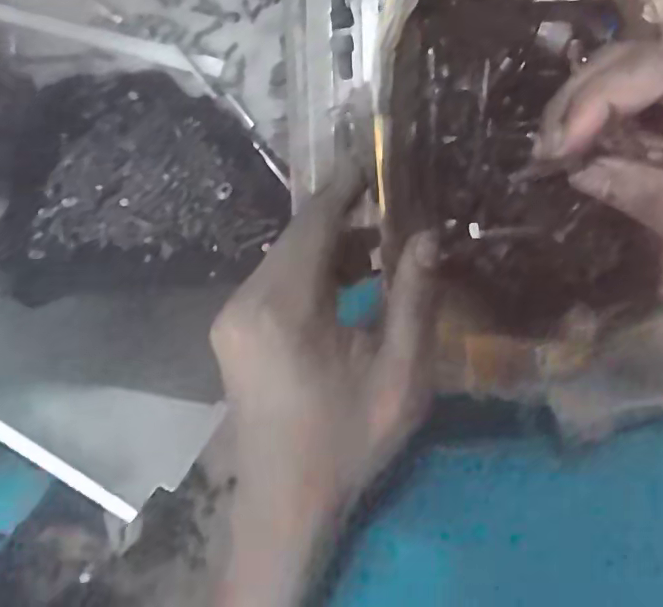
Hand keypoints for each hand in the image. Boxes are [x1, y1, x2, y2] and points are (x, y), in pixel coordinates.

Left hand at [211, 171, 439, 605]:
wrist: (284, 506)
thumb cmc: (346, 442)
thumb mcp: (399, 377)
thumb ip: (416, 301)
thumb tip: (429, 235)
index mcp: (282, 308)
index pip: (315, 222)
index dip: (346, 185)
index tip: (376, 155)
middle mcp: (246, 300)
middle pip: (300, 234)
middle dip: (347, 211)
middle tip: (395, 193)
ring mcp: (233, 314)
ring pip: (289, 253)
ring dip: (335, 240)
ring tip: (386, 234)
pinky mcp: (235, 326)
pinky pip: (280, 276)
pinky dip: (317, 265)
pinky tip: (355, 272)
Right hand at [535, 43, 662, 288]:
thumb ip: (656, 200)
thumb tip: (579, 171)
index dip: (600, 100)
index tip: (560, 146)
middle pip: (641, 56)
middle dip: (585, 98)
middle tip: (549, 146)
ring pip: (633, 66)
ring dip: (590, 104)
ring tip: (563, 148)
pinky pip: (641, 90)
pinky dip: (608, 116)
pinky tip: (594, 146)